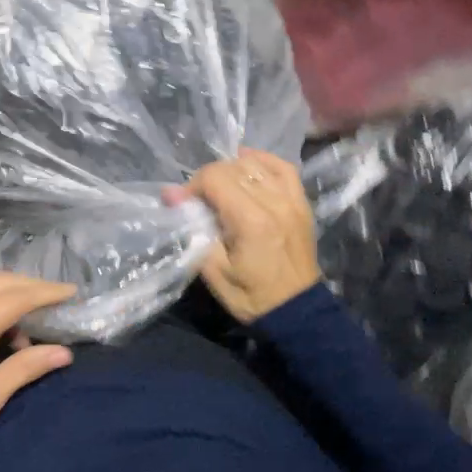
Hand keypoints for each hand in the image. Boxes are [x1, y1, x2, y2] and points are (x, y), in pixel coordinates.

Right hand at [166, 148, 321, 323]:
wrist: (295, 310)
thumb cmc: (250, 295)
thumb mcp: (212, 269)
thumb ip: (192, 229)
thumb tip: (169, 195)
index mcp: (250, 220)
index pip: (215, 178)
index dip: (191, 186)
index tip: (182, 204)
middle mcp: (274, 202)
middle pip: (233, 167)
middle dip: (208, 179)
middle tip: (199, 202)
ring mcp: (291, 201)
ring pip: (255, 164)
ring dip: (231, 171)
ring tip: (221, 189)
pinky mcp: (301, 204)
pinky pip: (283, 169)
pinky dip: (263, 161)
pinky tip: (248, 164)